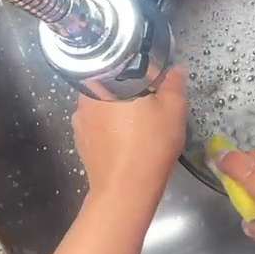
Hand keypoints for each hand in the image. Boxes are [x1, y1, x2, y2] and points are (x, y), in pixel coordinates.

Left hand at [71, 67, 186, 206]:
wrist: (125, 190)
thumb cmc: (150, 144)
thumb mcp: (173, 110)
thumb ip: (174, 84)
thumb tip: (175, 69)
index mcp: (104, 82)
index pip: (121, 63)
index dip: (140, 67)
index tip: (154, 78)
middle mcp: (85, 98)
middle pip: (110, 84)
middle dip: (128, 89)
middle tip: (151, 100)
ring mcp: (79, 121)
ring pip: (102, 104)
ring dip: (117, 108)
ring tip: (139, 121)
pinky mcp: (80, 141)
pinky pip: (97, 124)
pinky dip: (110, 126)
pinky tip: (126, 138)